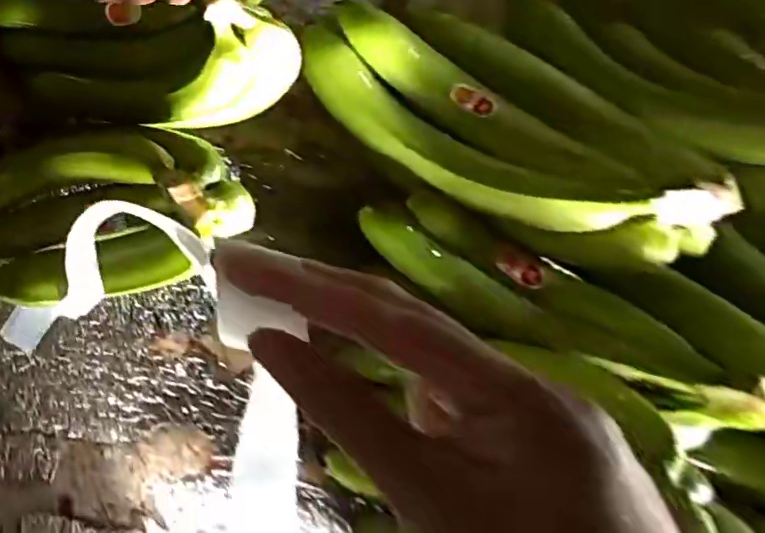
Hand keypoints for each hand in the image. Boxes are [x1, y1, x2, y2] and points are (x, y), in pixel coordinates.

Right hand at [217, 245, 675, 532]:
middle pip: (403, 315)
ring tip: (271, 297)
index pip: (389, 316)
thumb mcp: (426, 504)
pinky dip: (374, 359)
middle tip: (239, 266)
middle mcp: (530, 383)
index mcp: (520, 395)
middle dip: (315, 287)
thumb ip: (343, 412)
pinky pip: (432, 377)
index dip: (303, 283)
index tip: (234, 260)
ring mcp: (528, 407)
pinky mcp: (520, 433)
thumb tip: (266, 341)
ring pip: (417, 343)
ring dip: (340, 318)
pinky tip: (338, 352)